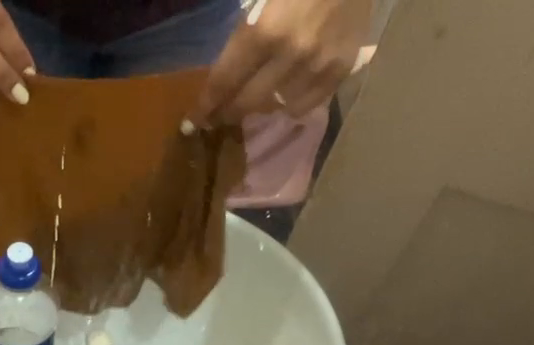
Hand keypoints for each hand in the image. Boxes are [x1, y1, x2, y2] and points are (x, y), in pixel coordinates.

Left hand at [192, 0, 369, 126]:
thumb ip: (242, 31)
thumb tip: (222, 71)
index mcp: (263, 32)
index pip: (223, 83)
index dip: (204, 106)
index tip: (192, 123)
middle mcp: (290, 55)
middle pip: (246, 103)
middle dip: (227, 112)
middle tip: (218, 115)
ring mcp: (317, 65)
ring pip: (275, 108)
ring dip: (261, 105)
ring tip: (256, 96)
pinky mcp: (341, 68)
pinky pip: (306, 105)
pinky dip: (292, 103)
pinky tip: (287, 92)